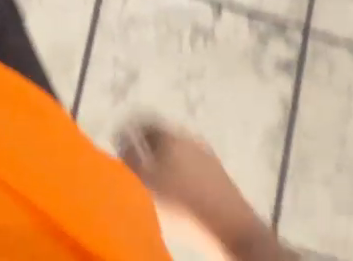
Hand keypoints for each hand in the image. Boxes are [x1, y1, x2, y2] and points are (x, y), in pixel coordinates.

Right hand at [117, 120, 295, 260]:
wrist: (234, 231)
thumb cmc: (184, 203)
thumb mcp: (145, 182)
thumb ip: (129, 159)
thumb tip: (121, 145)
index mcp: (170, 135)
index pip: (141, 121)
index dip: (126, 131)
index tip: (118, 144)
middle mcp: (190, 139)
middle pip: (161, 137)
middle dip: (146, 147)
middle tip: (134, 162)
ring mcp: (210, 158)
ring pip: (178, 153)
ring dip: (164, 162)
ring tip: (154, 180)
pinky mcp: (222, 178)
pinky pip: (193, 167)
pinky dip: (181, 174)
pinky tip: (176, 191)